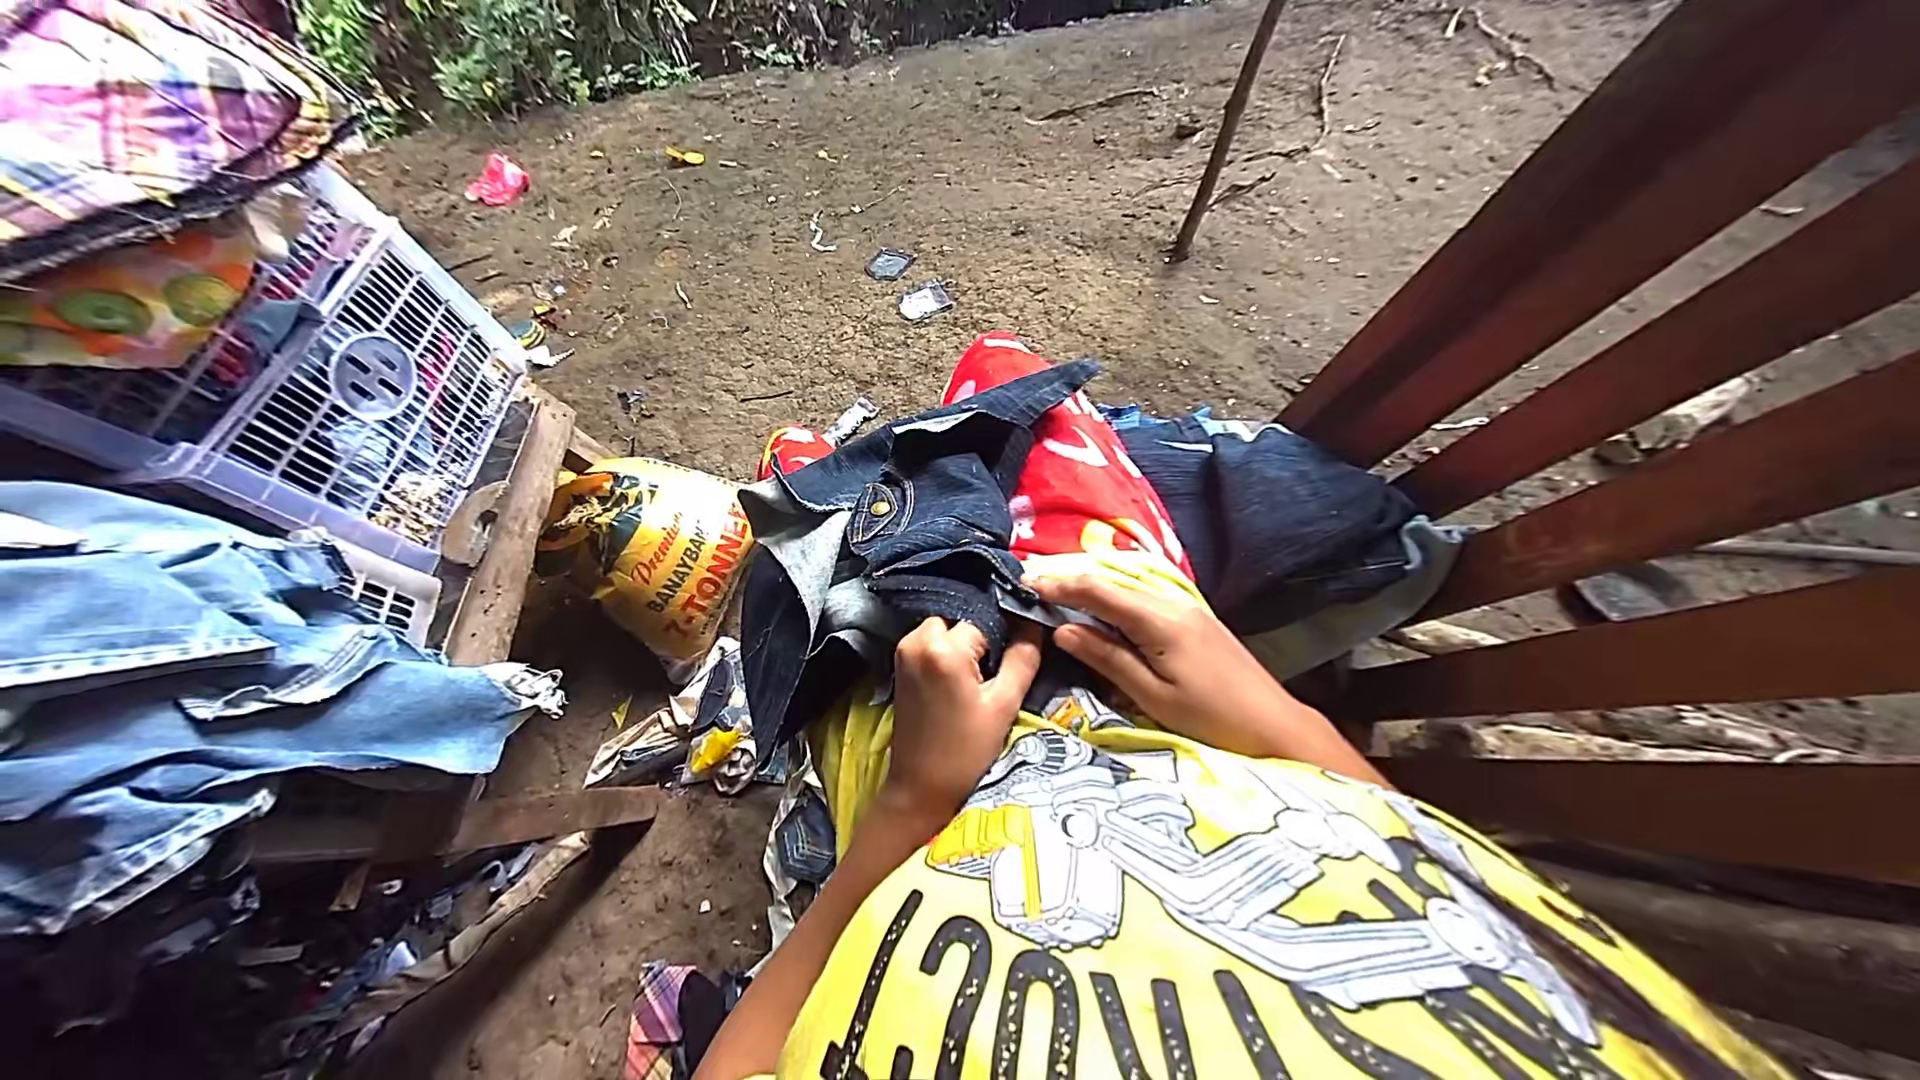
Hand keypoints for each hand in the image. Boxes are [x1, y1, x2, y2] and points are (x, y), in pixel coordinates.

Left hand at [884, 618, 1042, 822]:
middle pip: (963, 619)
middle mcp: (916, 640)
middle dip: (980, 640)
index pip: (985, 621)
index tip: (1011, 662)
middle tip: (990, 675)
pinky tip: (957, 682)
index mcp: (942, 648)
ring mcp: (904, 651)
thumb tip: (1034, 623)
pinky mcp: (899, 663)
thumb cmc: (966, 750)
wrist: (921, 786)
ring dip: (962, 645)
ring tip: (974, 680)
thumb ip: (1023, 658)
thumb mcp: (1004, 704)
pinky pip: (930, 641)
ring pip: (946, 628)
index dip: (1004, 638)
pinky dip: (946, 651)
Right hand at [1028, 574, 1384, 784]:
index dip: (1058, 584)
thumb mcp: (1152, 694)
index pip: (1097, 589)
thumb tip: (1062, 629)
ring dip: (1087, 587)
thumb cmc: (1211, 717)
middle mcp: (1169, 601)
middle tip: (1031, 583)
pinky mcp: (1190, 616)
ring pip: (1124, 586)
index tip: (1024, 584)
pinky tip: (1095, 607)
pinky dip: (1110, 598)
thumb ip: (1106, 657)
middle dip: (1068, 579)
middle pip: (1109, 580)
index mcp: (1158, 619)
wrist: (1274, 724)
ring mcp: (1183, 606)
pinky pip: (1139, 597)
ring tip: (1053, 592)